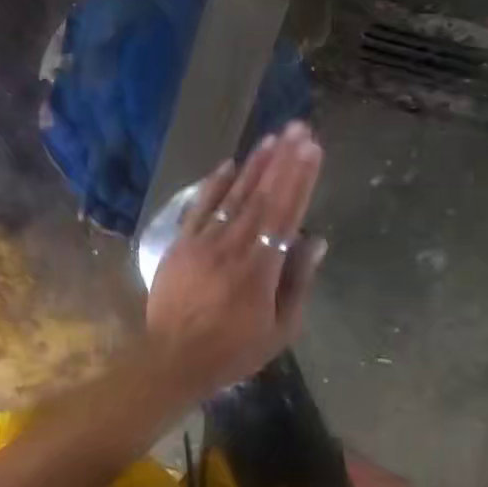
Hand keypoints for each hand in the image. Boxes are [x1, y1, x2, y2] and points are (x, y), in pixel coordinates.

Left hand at [145, 120, 325, 399]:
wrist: (173, 358)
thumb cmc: (233, 351)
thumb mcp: (280, 330)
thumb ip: (298, 282)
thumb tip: (314, 239)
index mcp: (260, 270)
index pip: (285, 215)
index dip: (300, 180)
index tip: (312, 149)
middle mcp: (232, 248)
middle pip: (261, 197)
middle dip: (282, 161)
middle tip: (299, 129)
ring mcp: (202, 243)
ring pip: (232, 197)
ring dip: (254, 166)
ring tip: (272, 138)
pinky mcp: (180, 244)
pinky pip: (199, 208)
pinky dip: (214, 184)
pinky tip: (229, 163)